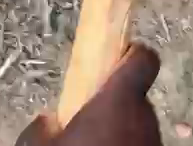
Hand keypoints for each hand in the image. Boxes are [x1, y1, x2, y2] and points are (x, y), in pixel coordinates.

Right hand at [16, 45, 162, 145]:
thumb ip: (38, 131)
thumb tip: (46, 121)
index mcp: (120, 101)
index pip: (144, 58)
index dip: (130, 56)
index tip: (110, 65)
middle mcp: (145, 116)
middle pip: (134, 98)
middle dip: (113, 109)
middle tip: (84, 128)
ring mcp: (154, 142)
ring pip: (137, 127)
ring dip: (118, 135)